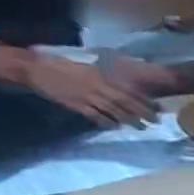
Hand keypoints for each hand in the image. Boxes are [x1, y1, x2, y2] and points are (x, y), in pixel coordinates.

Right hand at [25, 54, 151, 126]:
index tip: (160, 107)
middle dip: (143, 112)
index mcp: (101, 77)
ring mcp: (86, 96)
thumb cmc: (61, 66)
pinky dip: (106, 122)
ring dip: (129, 120)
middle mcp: (97, 87)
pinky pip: (94, 115)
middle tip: (156, 121)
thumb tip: (122, 80)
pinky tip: (115, 127)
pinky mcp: (74, 104)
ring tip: (142, 128)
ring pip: (113, 110)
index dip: (146, 100)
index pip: (129, 90)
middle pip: (125, 102)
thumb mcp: (86, 67)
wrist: (33, 68)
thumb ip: (104, 75)